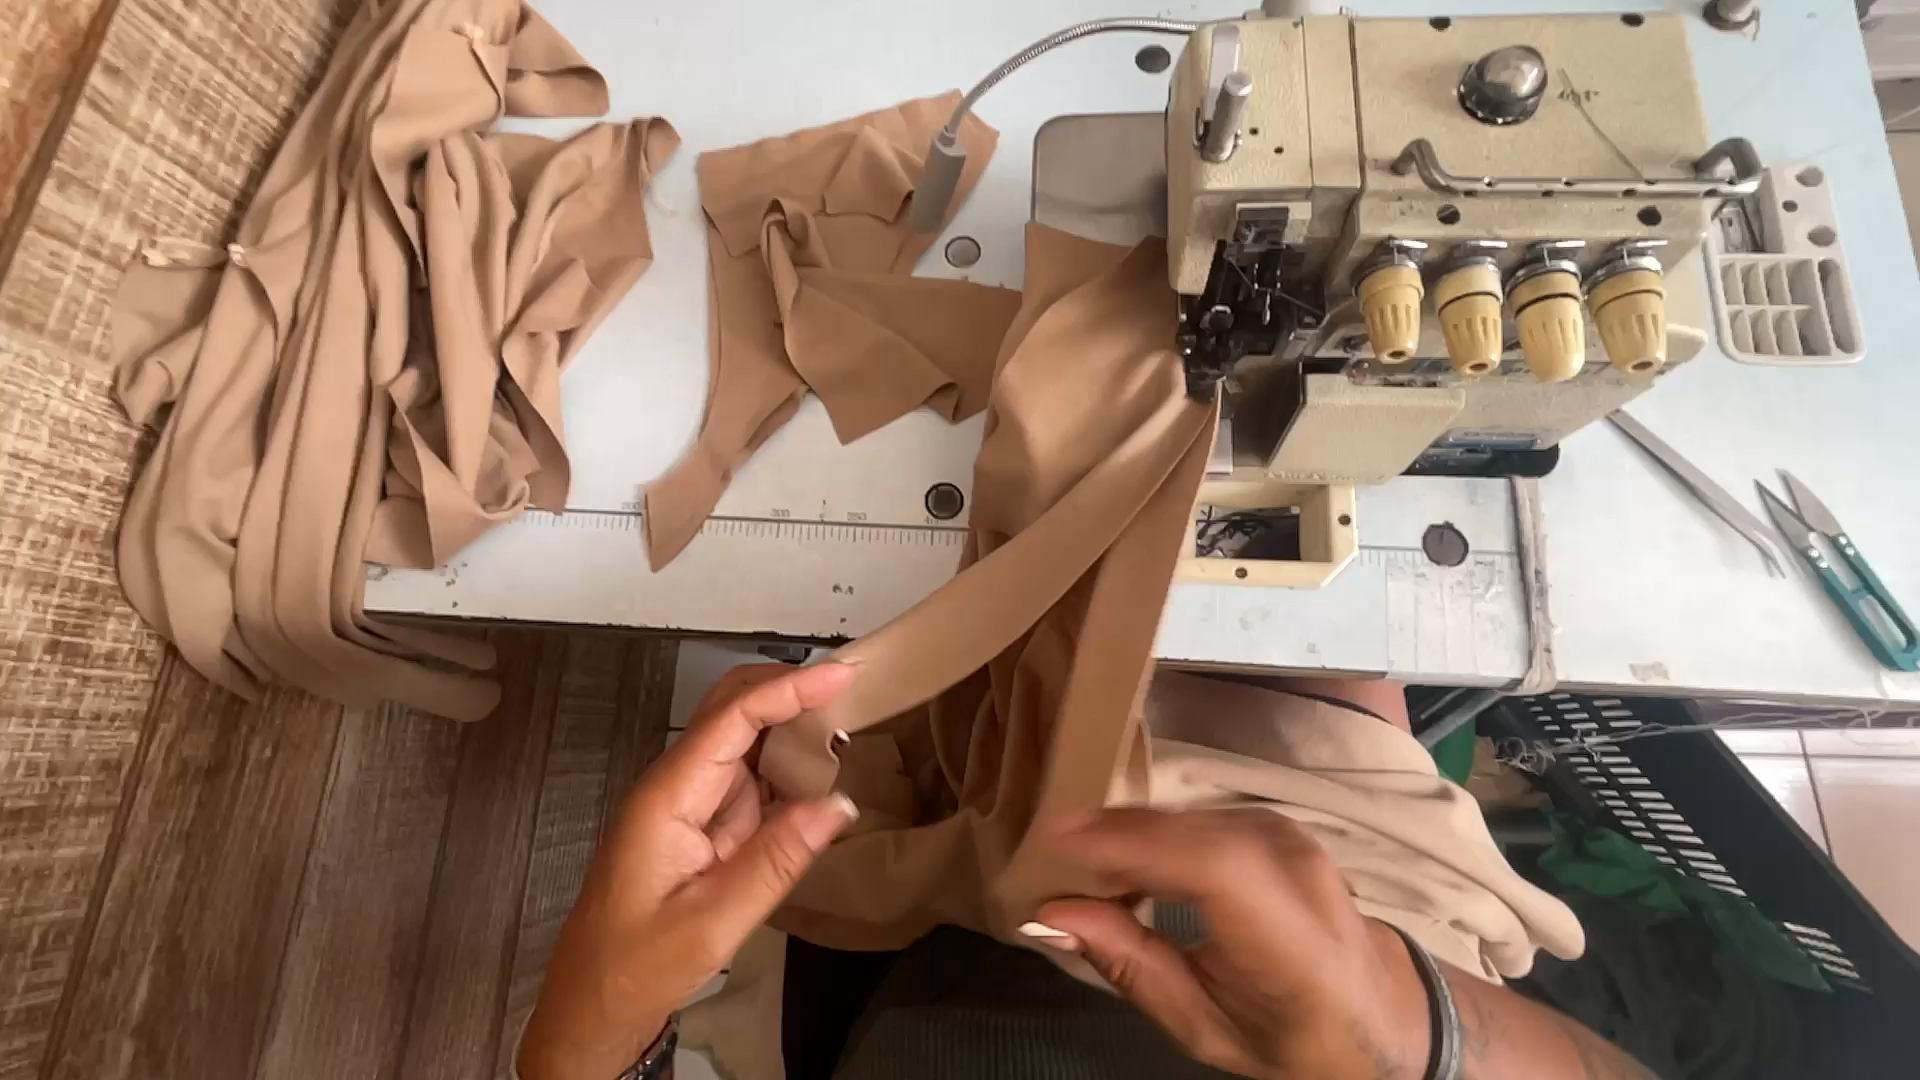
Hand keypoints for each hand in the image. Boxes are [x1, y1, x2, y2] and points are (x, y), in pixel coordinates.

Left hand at [518, 662, 860, 1079]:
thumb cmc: (637, 968)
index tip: (842, 676)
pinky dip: (786, 753)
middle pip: (731, 702)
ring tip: (844, 711)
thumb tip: (842, 804)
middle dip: (788, 682)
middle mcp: (677, 781)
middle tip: (847, 683)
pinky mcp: (702, 816)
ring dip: (788, 712)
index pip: (734, 716)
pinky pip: (748, 767)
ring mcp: (689, 796)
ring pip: (740, 729)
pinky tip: (819, 760)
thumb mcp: (712, 924)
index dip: (790, 688)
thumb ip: (777, 860)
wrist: (590, 1010)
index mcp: (670, 795)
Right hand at [1033, 808, 1431, 1079]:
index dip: (1136, 841)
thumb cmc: (1292, 1038)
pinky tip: (1129, 856)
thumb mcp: (1205, 1027)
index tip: (1061, 837)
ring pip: (1187, 817)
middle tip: (1055, 856)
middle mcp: (1298, 874)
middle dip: (1115, 836)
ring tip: (1086, 864)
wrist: (1379, 1009)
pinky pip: (1196, 816)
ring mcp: (1289, 837)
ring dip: (1129, 832)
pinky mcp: (1272, 821)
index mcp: (1294, 945)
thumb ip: (1129, 965)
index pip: (1215, 869)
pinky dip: (1153, 831)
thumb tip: (1050, 915)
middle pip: (1191, 833)